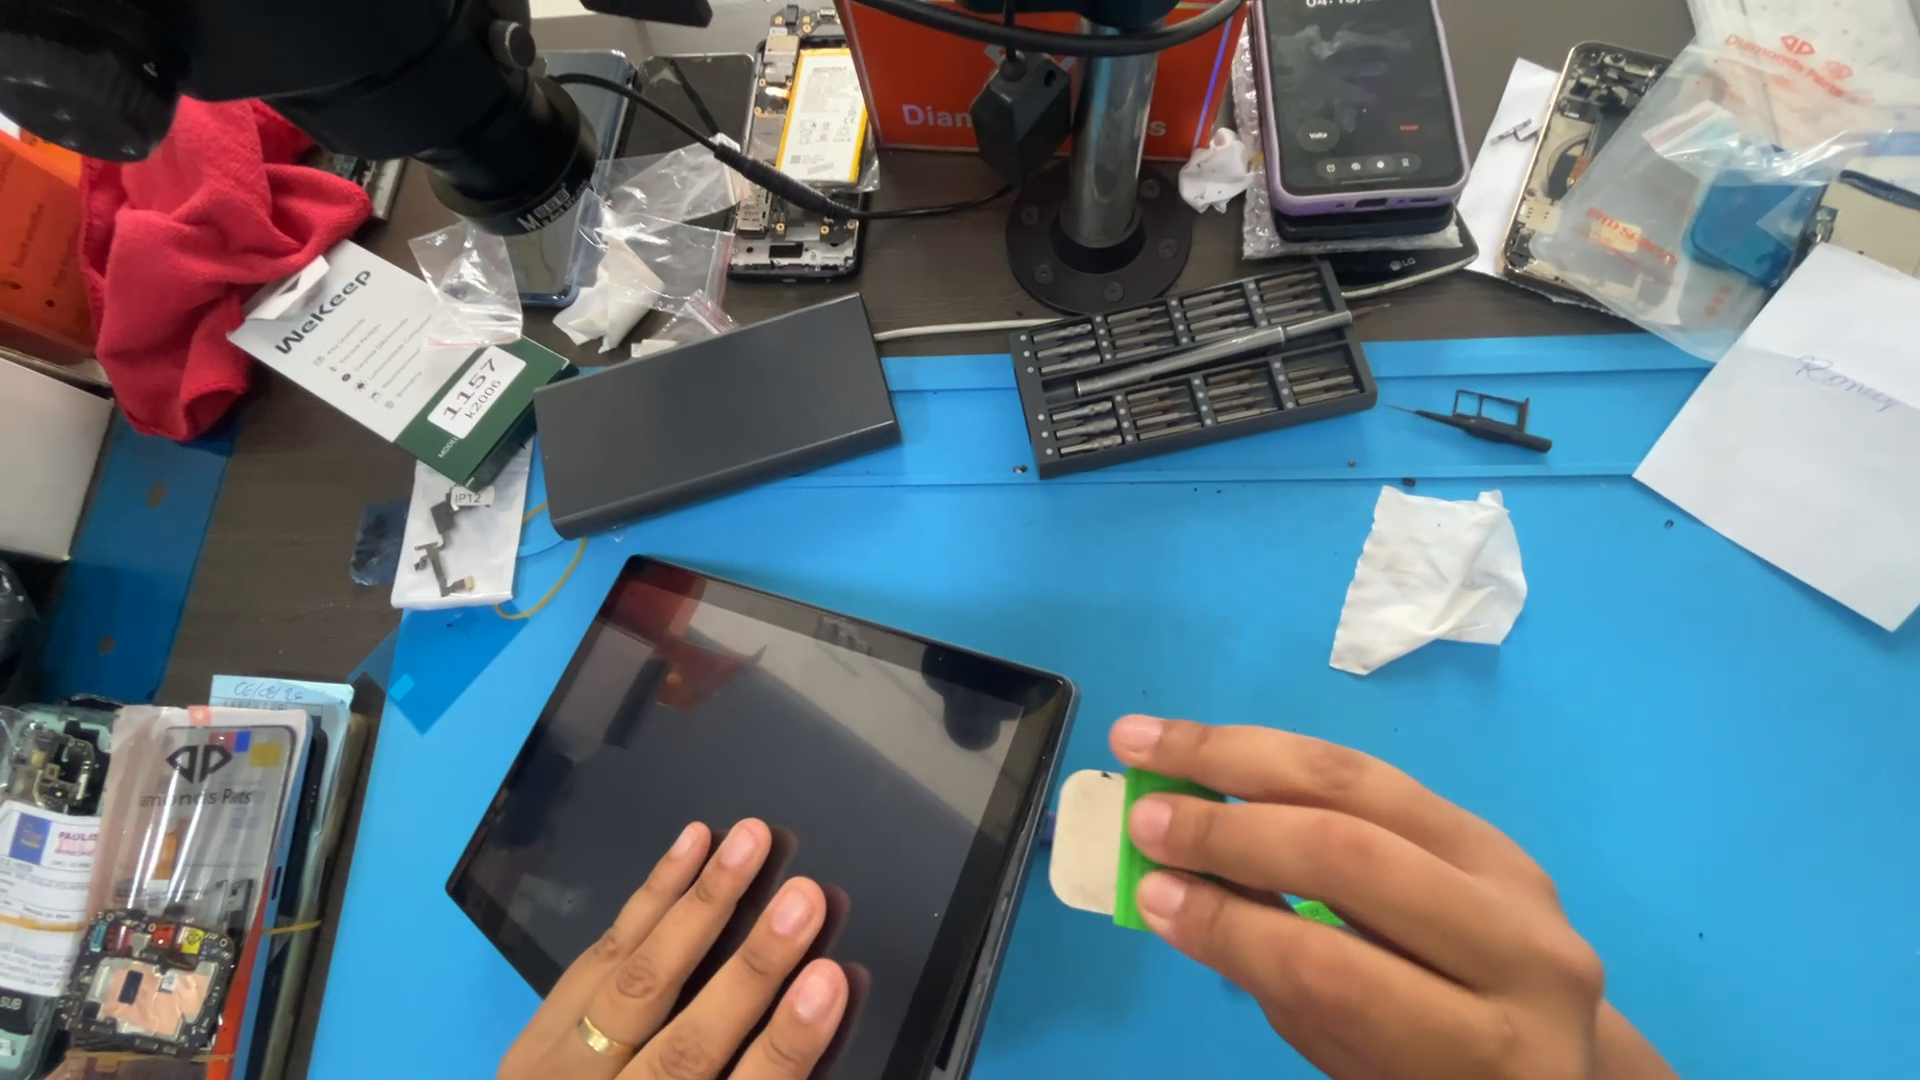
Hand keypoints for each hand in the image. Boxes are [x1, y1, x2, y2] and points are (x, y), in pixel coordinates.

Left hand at [499, 819, 849, 1079]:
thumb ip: (752, 1079)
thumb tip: (818, 1000)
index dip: (786, 1045)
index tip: (834, 977)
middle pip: (685, 1050)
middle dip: (751, 968)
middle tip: (806, 896)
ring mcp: (560, 1079)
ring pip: (637, 985)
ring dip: (702, 905)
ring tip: (752, 841)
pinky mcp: (539, 1036)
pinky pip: (601, 957)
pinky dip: (653, 895)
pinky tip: (692, 841)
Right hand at [1108, 716, 1676, 1079]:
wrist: (1564, 1064)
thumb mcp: (1351, 1063)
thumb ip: (1271, 971)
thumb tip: (1169, 887)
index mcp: (1491, 1051)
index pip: (1334, 971)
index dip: (1229, 926)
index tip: (1146, 895)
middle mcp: (1519, 945)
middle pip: (1351, 854)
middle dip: (1228, 827)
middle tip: (1141, 813)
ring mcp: (1504, 866)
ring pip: (1353, 781)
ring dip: (1235, 754)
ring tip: (1150, 740)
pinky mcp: (1477, 820)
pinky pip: (1358, 767)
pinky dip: (1272, 752)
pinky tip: (1213, 744)